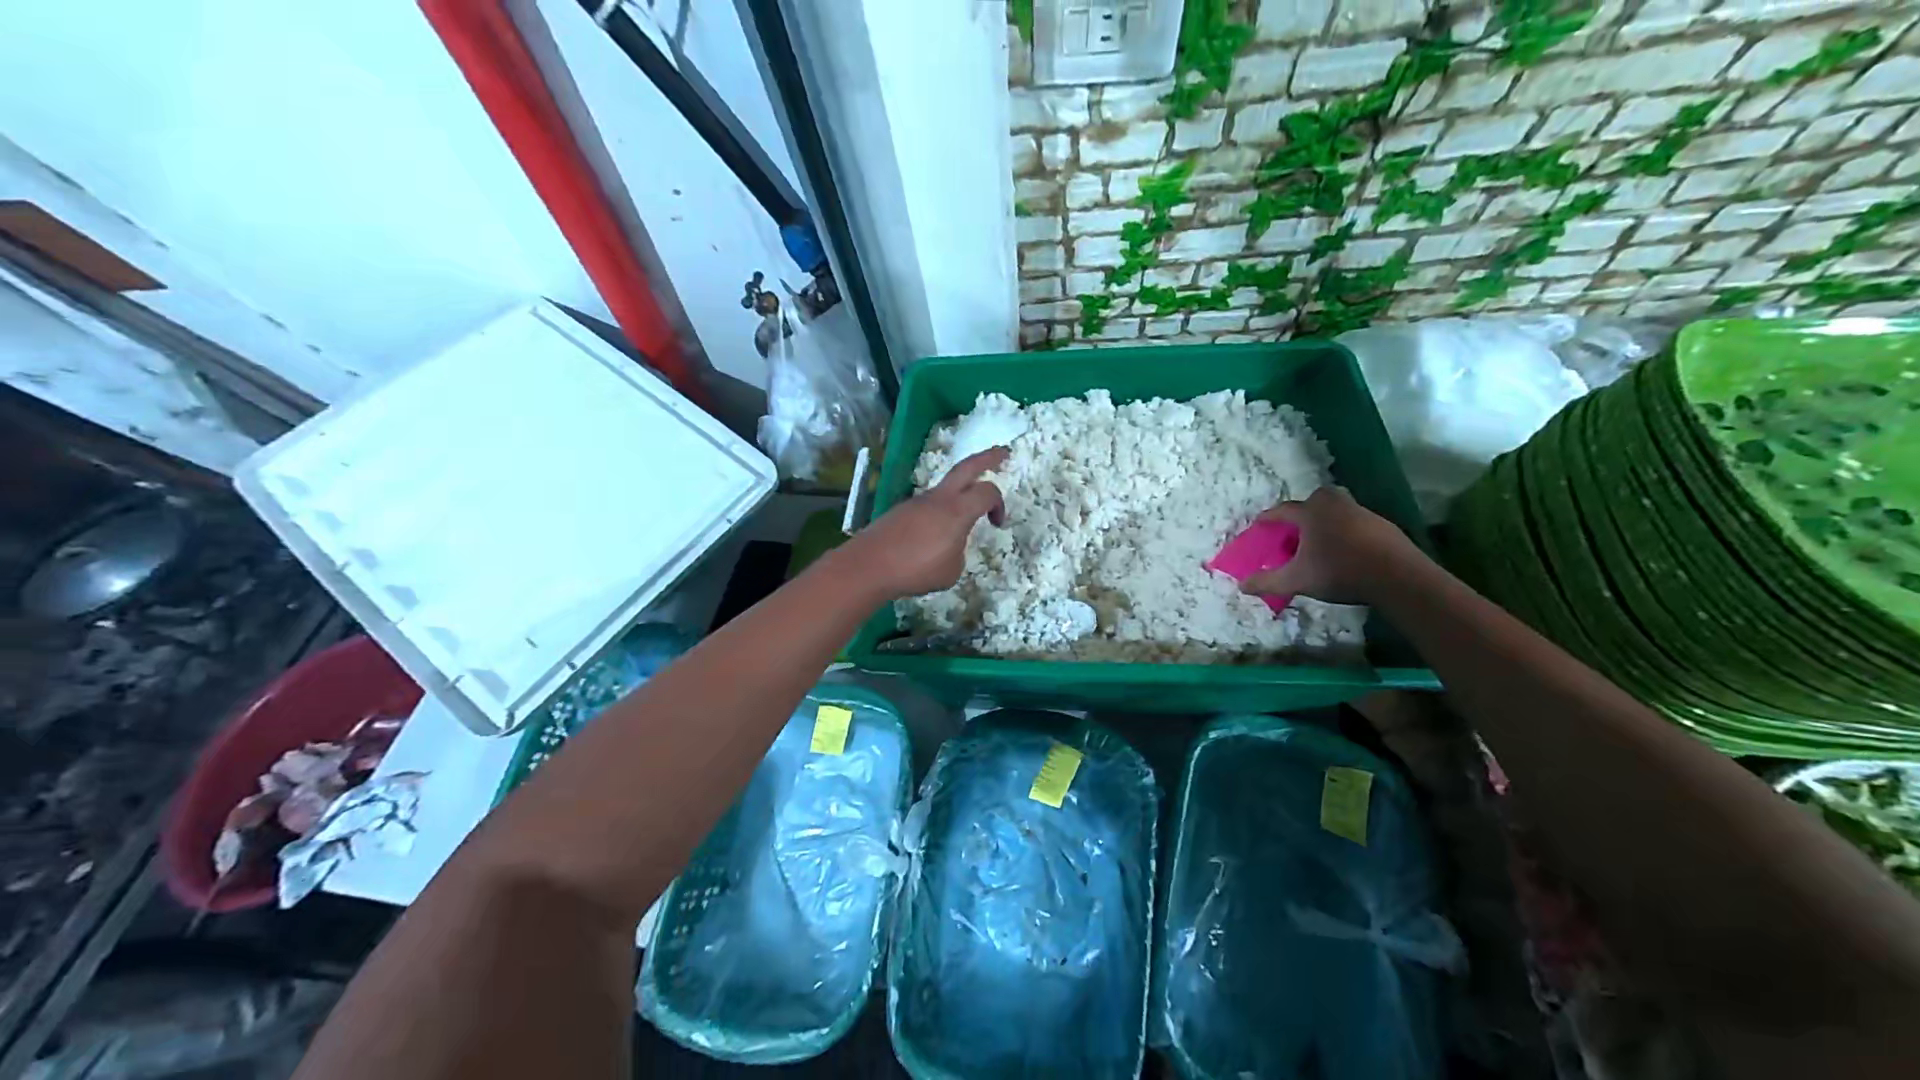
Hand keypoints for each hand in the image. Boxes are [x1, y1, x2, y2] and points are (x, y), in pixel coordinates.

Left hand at [838, 447, 1007, 598]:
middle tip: (1002, 452)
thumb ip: (958, 551)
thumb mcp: (952, 570)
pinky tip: (933, 535)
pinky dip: (938, 513)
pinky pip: (927, 505)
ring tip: (963, 512)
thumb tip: (950, 544)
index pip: (987, 493)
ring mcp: (916, 502)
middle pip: (967, 467)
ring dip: (959, 492)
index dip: (999, 504)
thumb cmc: (916, 569)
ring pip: (944, 488)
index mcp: (957, 510)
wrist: (869, 565)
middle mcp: (938, 498)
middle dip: (987, 458)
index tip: (997, 523)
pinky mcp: (900, 511)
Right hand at [1240, 486, 1423, 605]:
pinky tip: (1345, 551)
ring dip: (1326, 522)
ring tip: (1320, 543)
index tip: (1259, 525)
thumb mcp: (1296, 580)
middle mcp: (1335, 504)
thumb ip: (1267, 581)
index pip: (1282, 510)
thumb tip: (1242, 585)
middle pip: (1315, 500)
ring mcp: (1362, 512)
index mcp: (1311, 512)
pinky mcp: (1382, 525)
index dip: (1268, 519)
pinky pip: (1355, 523)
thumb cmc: (1339, 571)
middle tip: (1295, 530)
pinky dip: (1346, 532)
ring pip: (1337, 510)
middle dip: (1302, 512)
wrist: (1398, 576)